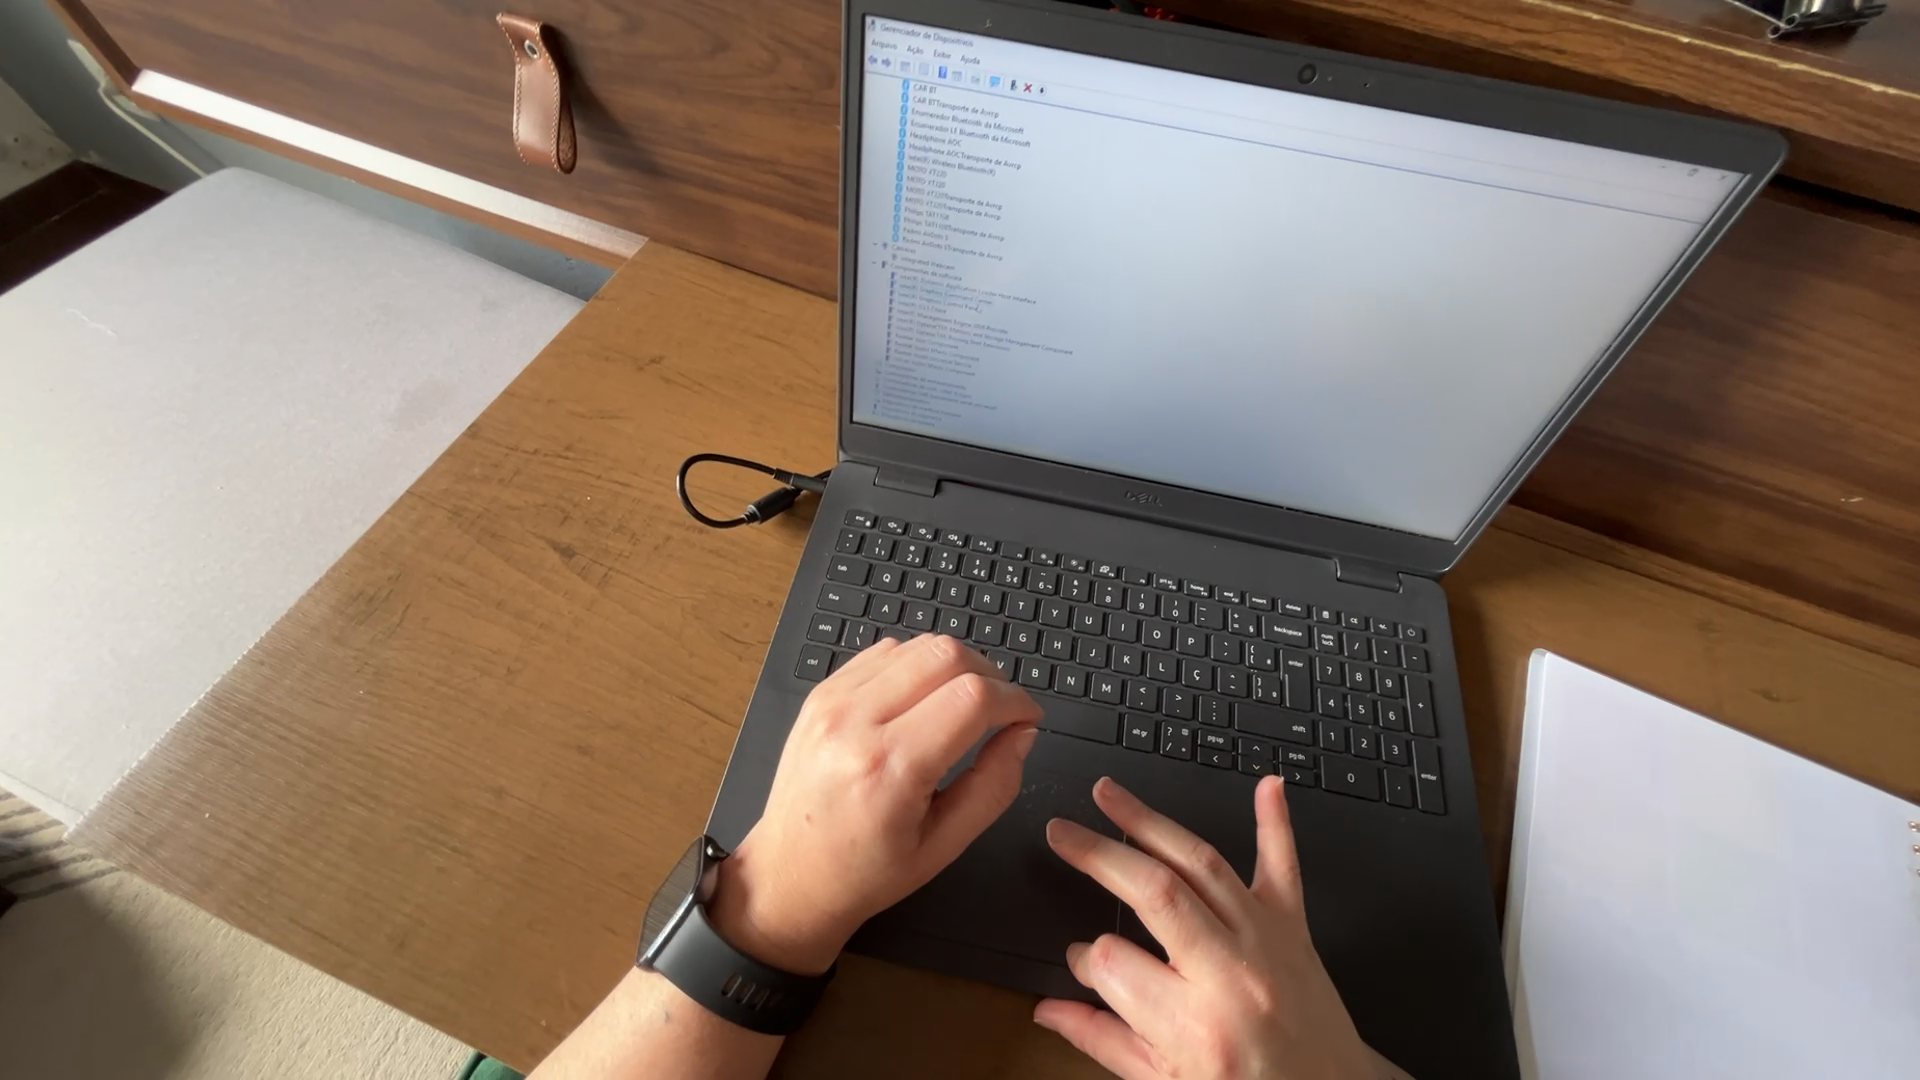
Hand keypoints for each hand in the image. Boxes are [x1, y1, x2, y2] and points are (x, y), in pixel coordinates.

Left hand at [708, 634, 1041, 974]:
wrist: (787, 876)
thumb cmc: (867, 872)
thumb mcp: (944, 846)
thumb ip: (995, 786)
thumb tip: (1024, 732)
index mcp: (888, 768)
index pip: (972, 698)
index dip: (1015, 700)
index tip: (1027, 718)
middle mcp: (856, 721)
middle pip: (947, 655)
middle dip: (991, 676)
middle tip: (1001, 710)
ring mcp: (833, 699)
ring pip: (918, 645)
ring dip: (957, 666)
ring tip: (965, 704)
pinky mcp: (822, 691)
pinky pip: (886, 652)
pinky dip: (919, 665)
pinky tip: (925, 698)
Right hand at [1034, 776, 1409, 1079]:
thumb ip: (1103, 1042)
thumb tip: (1047, 1009)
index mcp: (1197, 1030)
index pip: (1115, 965)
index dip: (1084, 958)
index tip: (1079, 959)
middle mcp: (1232, 975)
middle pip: (1155, 892)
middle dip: (1098, 854)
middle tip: (1061, 830)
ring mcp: (1266, 940)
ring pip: (1201, 862)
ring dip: (1148, 820)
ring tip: (1108, 794)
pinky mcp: (1292, 925)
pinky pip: (1284, 865)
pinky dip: (1276, 822)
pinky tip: (1269, 785)